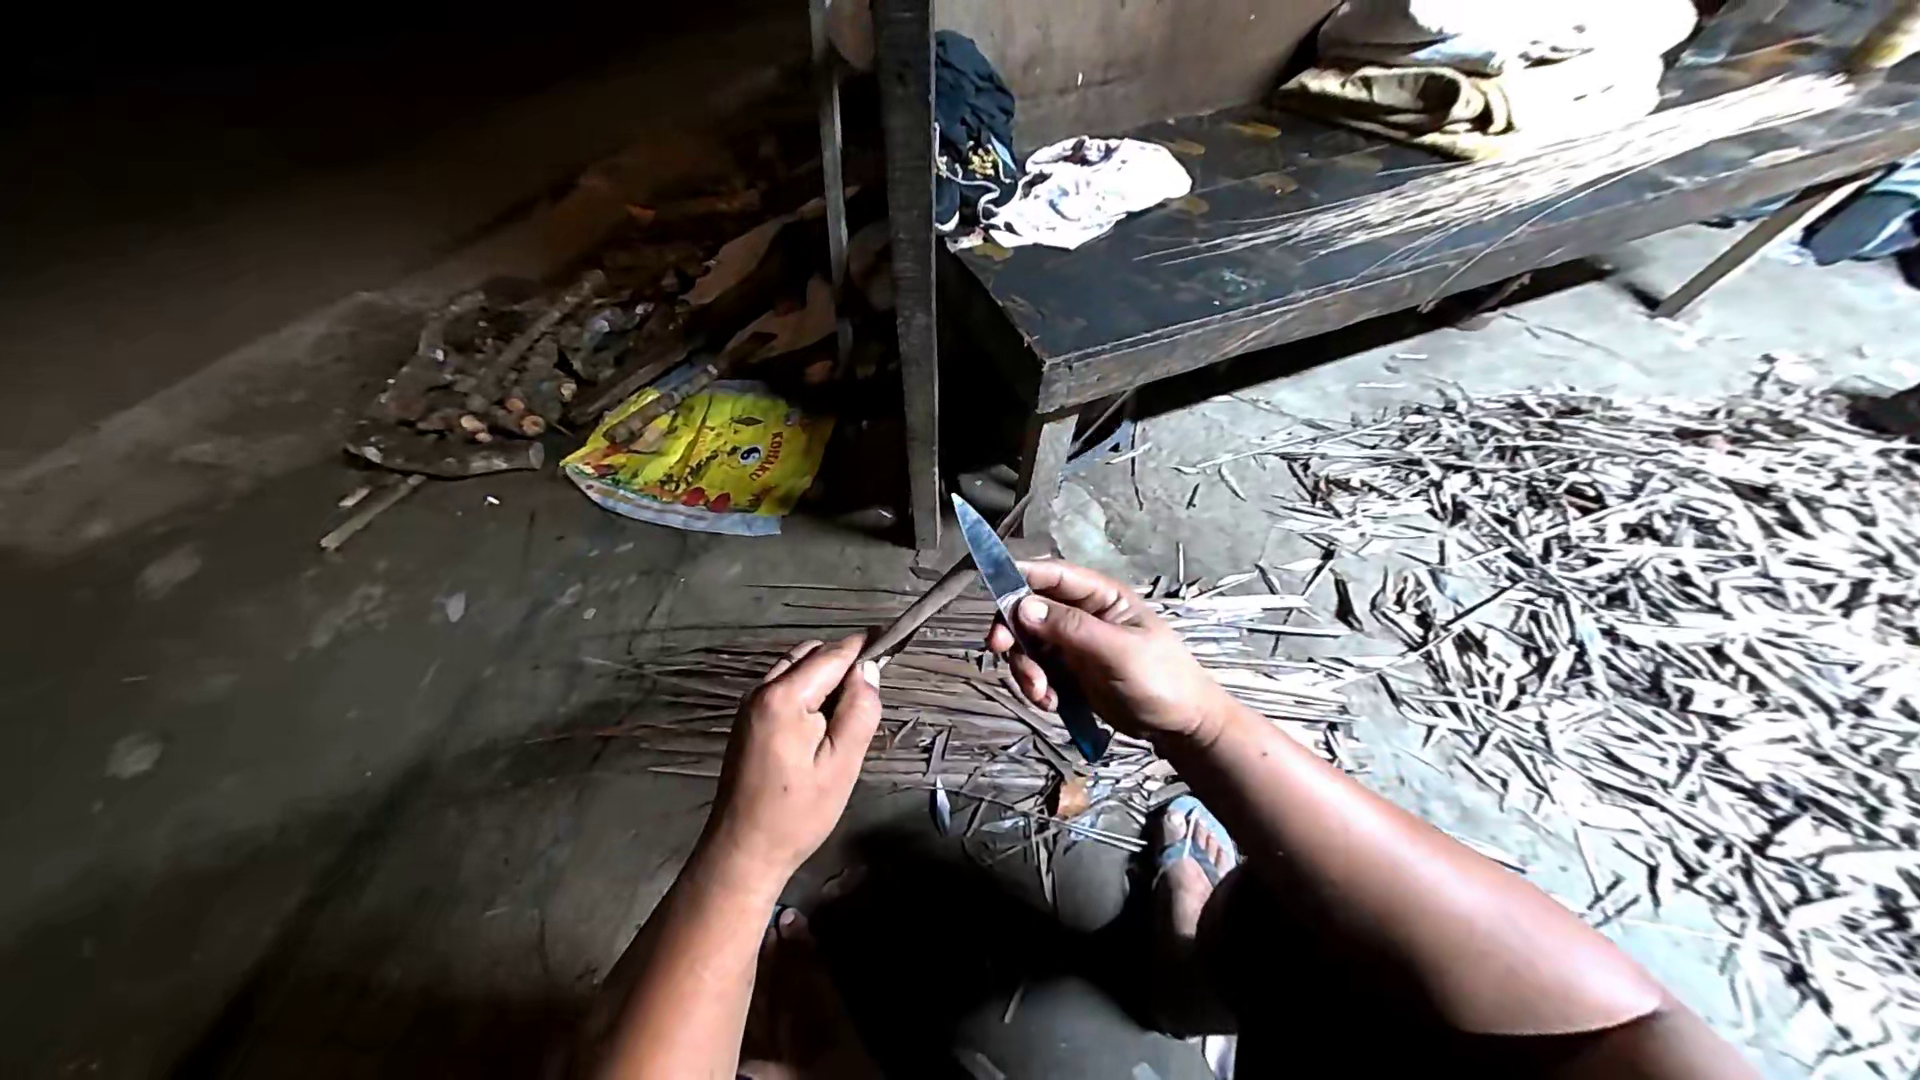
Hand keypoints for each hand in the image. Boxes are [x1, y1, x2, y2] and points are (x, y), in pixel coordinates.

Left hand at [700, 635, 882, 889]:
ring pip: (797, 666)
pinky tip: (824, 719)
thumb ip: (859, 710)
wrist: (743, 852)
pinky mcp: (749, 720)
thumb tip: (869, 670)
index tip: (891, 636)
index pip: (833, 654)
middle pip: (812, 653)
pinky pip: (784, 685)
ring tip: (852, 705)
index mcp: (784, 697)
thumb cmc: (797, 814)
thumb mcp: (842, 764)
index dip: (863, 645)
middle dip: (844, 660)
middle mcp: (762, 691)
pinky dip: (809, 687)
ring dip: (826, 673)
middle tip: (872, 688)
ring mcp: (751, 705)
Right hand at [986, 560, 1234, 746]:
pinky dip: (1036, 687)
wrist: (1181, 726)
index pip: (1052, 575)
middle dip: (1013, 632)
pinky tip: (1052, 703)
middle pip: (1028, 609)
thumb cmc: (1162, 680)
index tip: (992, 592)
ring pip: (1027, 644)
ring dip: (1025, 668)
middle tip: (1001, 651)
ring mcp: (1072, 643)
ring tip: (1042, 694)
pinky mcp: (1067, 671)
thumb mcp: (1118, 651)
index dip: (1019, 577)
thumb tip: (1023, 605)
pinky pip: (1037, 671)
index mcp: (1099, 596)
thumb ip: (1070, 628)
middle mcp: (1080, 614)